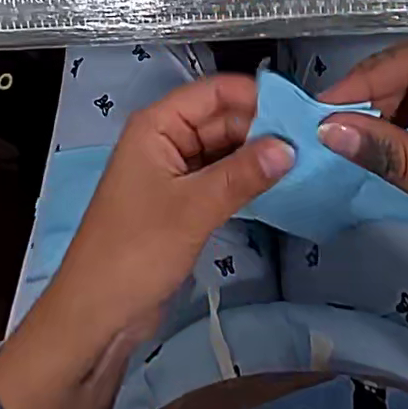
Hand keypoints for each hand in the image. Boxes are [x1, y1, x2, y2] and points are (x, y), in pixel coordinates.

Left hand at [0, 73, 294, 408]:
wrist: (97, 315)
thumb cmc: (134, 251)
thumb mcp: (192, 209)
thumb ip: (242, 175)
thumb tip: (289, 147)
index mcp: (158, 124)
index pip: (213, 93)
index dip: (254, 96)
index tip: (296, 109)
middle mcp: (167, 138)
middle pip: (221, 118)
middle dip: (261, 127)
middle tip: (309, 140)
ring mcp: (175, 169)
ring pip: (224, 147)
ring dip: (256, 153)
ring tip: (303, 158)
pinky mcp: (183, 198)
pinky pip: (220, 174)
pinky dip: (245, 177)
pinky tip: (277, 182)